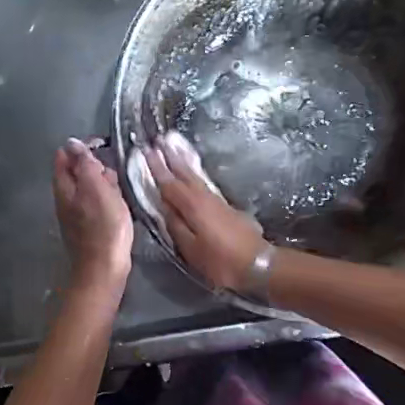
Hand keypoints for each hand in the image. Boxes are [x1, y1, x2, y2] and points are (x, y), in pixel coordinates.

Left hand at [53, 138, 132, 294]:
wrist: (105, 268)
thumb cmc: (103, 226)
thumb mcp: (95, 187)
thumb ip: (83, 164)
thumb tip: (72, 142)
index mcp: (63, 186)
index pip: (65, 155)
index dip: (83, 148)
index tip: (103, 149)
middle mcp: (65, 197)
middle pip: (78, 170)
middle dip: (97, 168)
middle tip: (112, 179)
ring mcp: (76, 211)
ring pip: (90, 186)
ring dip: (105, 185)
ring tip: (118, 195)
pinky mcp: (88, 224)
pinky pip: (98, 202)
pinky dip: (109, 200)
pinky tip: (119, 209)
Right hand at [146, 139, 268, 291]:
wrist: (259, 265)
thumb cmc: (221, 260)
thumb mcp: (191, 248)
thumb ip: (175, 226)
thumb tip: (163, 208)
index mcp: (192, 205)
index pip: (169, 183)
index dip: (156, 167)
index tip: (146, 150)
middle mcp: (204, 197)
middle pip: (183, 172)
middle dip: (170, 156)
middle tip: (159, 139)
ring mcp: (216, 200)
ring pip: (195, 175)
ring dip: (182, 161)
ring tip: (173, 148)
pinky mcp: (225, 206)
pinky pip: (203, 182)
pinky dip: (194, 173)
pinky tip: (192, 173)